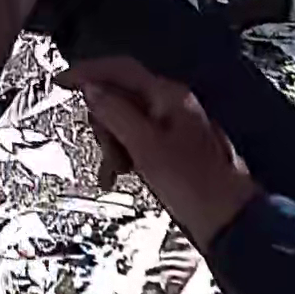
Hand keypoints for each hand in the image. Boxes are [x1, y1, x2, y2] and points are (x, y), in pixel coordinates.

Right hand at [56, 57, 257, 241]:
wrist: (234, 225)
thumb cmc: (192, 184)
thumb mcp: (145, 146)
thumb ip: (115, 112)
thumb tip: (90, 88)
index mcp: (167, 95)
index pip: (119, 68)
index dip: (87, 71)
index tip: (60, 82)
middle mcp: (170, 102)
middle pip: (118, 95)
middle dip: (103, 120)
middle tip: (106, 150)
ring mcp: (172, 123)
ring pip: (123, 118)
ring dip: (111, 141)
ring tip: (117, 170)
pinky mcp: (171, 145)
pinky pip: (134, 137)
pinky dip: (122, 151)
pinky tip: (119, 174)